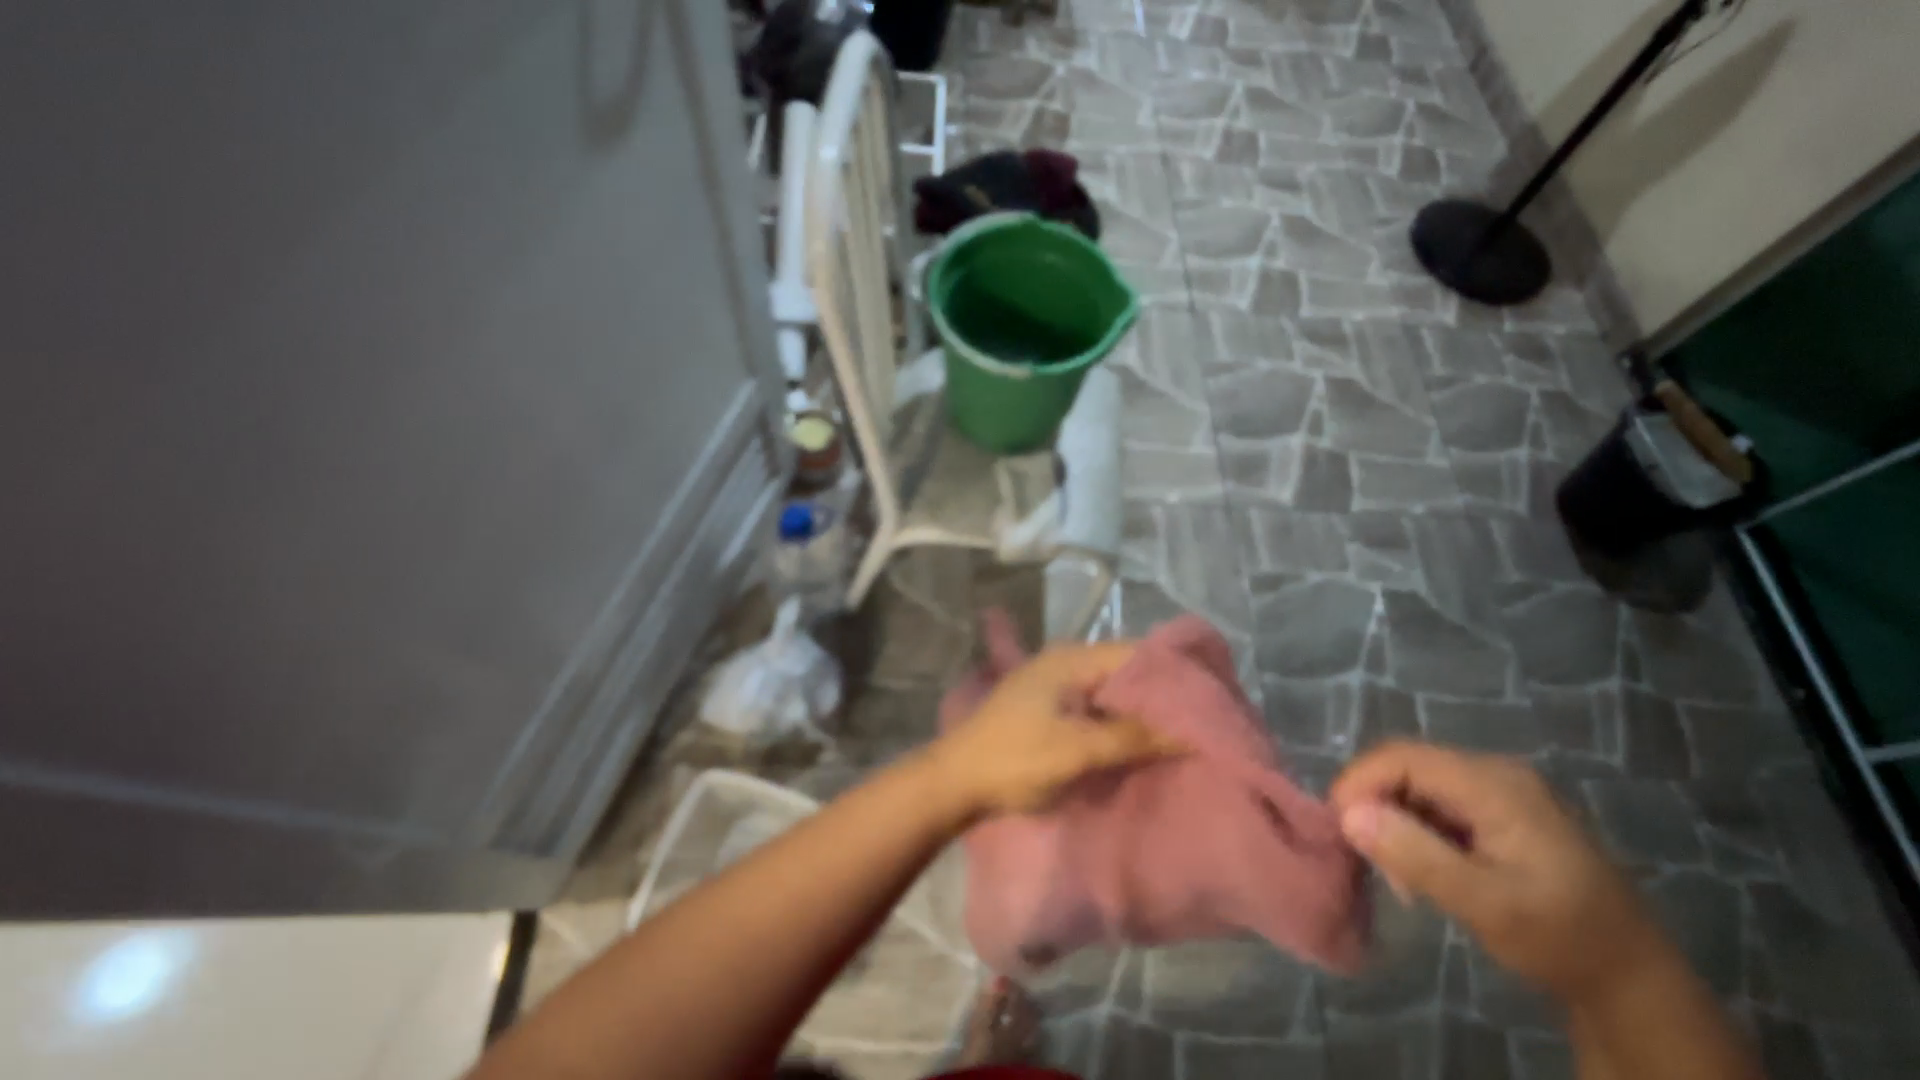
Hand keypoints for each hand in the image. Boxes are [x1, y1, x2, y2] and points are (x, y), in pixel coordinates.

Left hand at [926, 641, 1186, 817]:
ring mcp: (1057, 686)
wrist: (953, 784)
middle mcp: (1067, 663)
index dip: (1178, 676)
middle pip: (1129, 671)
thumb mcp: (1077, 751)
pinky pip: (1099, 707)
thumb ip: (1132, 736)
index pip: (1140, 654)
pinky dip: (1122, 722)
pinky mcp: (1051, 710)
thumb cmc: (1014, 761)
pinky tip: (1144, 743)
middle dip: (1165, 696)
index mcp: (1072, 660)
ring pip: (1115, 691)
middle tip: (1206, 723)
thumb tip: (1191, 730)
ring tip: (1185, 735)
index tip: (1215, 702)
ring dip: (1144, 712)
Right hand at [1330, 741, 1667, 1004]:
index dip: (1357, 783)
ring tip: (1399, 877)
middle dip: (1373, 806)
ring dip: (1393, 822)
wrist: (1628, 973)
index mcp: (1493, 783)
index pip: (1400, 756)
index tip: (1337, 830)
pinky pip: (1437, 804)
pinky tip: (1423, 872)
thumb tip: (1348, 814)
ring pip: (1417, 785)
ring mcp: (1499, 790)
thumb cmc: (1559, 936)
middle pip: (1406, 766)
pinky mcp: (1499, 812)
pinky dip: (1416, 831)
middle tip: (1369, 862)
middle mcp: (1494, 772)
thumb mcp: (1485, 904)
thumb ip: (1416, 855)